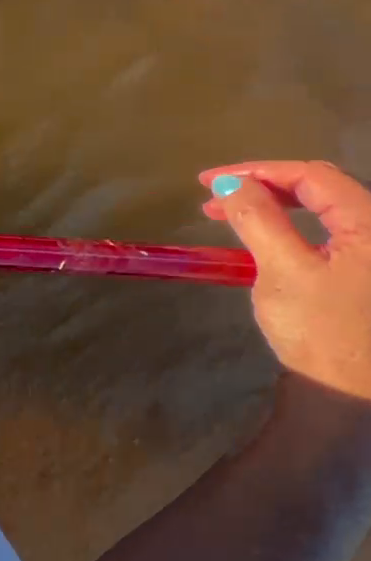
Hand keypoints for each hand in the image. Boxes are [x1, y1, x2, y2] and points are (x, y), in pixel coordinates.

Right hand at [201, 160, 370, 408]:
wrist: (355, 390)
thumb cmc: (322, 329)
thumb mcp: (282, 271)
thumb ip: (258, 219)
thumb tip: (231, 183)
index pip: (313, 177)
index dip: (257, 171)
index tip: (205, 182)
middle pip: (327, 188)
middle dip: (267, 185)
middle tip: (214, 198)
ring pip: (332, 208)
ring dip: (279, 204)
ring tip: (232, 215)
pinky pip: (338, 231)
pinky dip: (298, 224)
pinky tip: (270, 237)